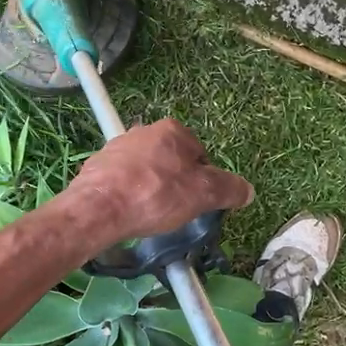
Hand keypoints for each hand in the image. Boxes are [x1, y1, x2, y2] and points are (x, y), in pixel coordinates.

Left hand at [61, 119, 253, 242]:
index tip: (197, 203)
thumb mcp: (202, 194)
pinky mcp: (97, 167)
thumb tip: (247, 190)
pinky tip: (129, 213)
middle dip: (176, 185)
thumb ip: (228, 190)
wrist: (99, 208)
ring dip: (151, 190)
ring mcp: (117, 147)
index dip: (203, 182)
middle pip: (172, 162)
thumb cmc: (156, 195)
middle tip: (176, 211)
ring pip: (146, 171)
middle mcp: (144, 131)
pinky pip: (123, 182)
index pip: (200, 156)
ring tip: (150, 215)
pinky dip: (129, 196)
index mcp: (172, 130)